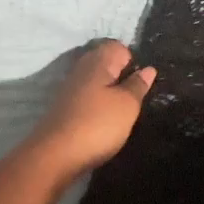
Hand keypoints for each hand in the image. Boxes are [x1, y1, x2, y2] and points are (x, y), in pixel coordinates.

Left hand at [24, 41, 155, 175]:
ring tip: (122, 113)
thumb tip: (148, 69)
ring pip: (96, 81)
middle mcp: (81, 69)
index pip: (119, 47)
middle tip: (136, 98)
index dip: (134, 62)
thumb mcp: (127, 105)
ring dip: (110, 93)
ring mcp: (70, 88)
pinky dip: (98, 106)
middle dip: (122, 77)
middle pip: (106, 63)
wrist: (54, 156)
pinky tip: (104, 121)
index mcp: (98, 61)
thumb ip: (138, 85)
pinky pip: (87, 97)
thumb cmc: (97, 125)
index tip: (142, 83)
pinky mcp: (64, 108)